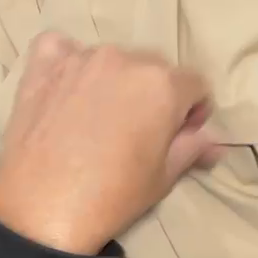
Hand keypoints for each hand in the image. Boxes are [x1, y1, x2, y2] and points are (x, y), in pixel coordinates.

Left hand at [0, 34, 220, 253]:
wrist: (42, 208)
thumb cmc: (114, 196)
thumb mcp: (164, 177)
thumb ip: (193, 148)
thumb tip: (214, 142)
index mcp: (163, 84)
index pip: (196, 85)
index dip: (194, 112)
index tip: (181, 136)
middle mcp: (125, 59)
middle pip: (156, 68)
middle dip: (158, 95)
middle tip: (142, 132)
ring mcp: (81, 57)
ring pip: (114, 60)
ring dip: (117, 82)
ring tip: (102, 118)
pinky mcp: (43, 65)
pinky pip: (64, 49)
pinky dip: (71, 64)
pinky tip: (68, 91)